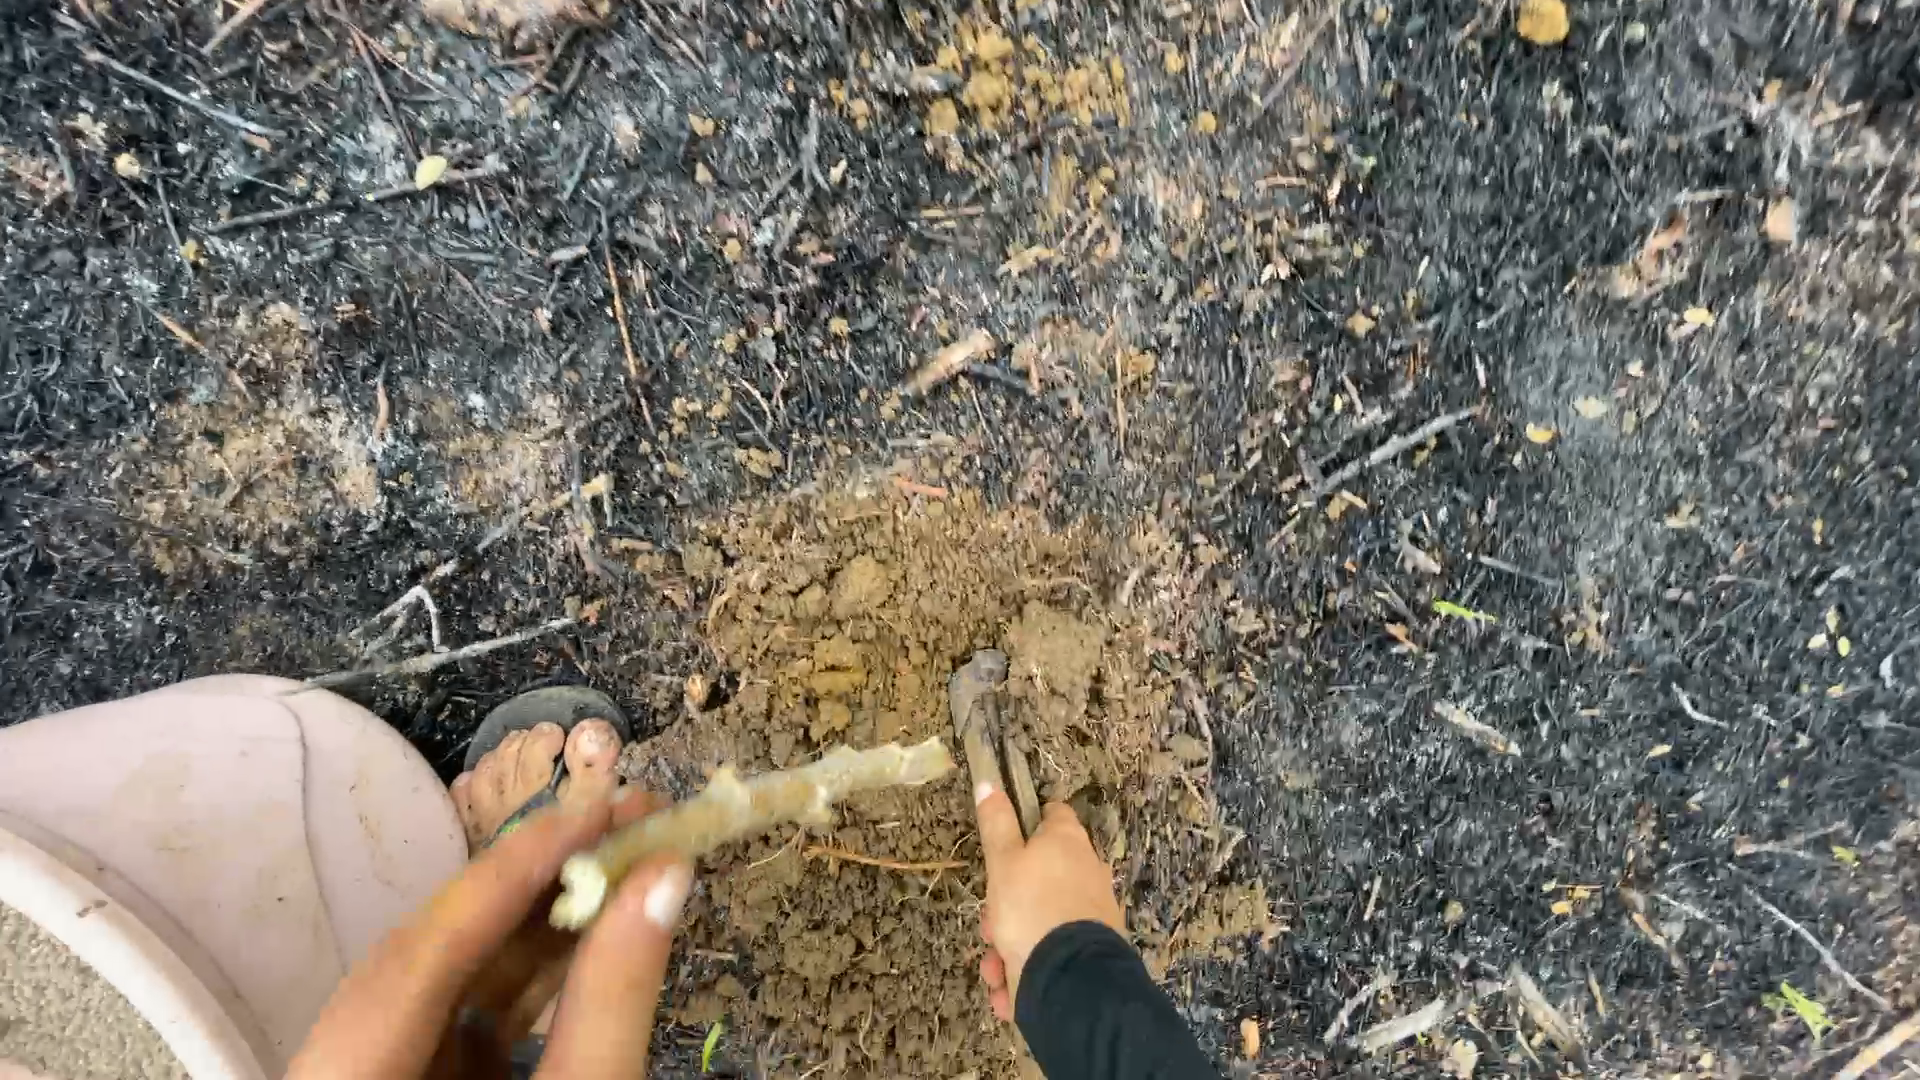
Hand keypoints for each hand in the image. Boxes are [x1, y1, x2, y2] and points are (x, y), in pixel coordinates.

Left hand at [287, 788, 691, 1079]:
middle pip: (431, 955)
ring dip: (548, 911)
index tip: (598, 808)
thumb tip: (670, 874)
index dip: (508, 873)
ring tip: (632, 854)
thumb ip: (618, 996)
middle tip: (632, 818)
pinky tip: (601, 923)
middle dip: (538, 878)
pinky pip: (473, 1006)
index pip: (412, 962)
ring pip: (455, 974)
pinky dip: (541, 961)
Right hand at [974, 785, 1123, 1021]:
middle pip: (1041, 873)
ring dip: (1011, 942)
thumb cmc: (1031, 907)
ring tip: (994, 968)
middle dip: (1007, 901)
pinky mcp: (1094, 949)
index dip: (1027, 822)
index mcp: (1067, 840)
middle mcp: (1087, 868)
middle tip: (990, 922)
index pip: (1052, 813)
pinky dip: (1029, 967)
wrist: (1072, 980)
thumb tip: (989, 782)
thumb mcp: (1003, 861)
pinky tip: (1008, 991)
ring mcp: (1093, 910)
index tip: (1004, 843)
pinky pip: (1054, 951)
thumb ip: (996, 823)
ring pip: (1042, 917)